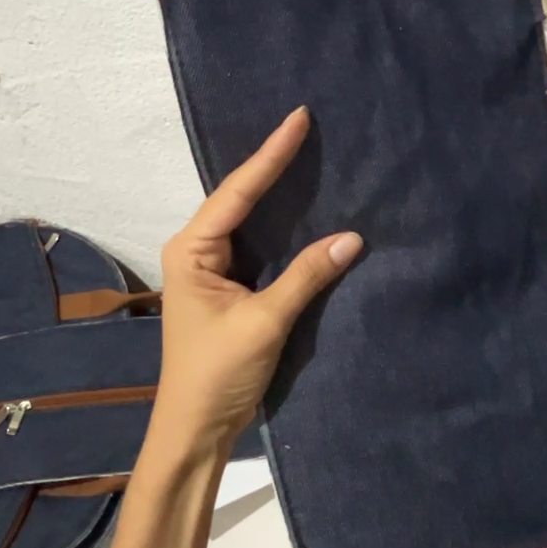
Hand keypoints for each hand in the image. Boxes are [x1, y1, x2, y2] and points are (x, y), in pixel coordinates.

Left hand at [153, 106, 360, 454]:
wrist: (198, 428)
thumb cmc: (218, 373)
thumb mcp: (264, 321)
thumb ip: (307, 276)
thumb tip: (353, 237)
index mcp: (193, 250)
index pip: (237, 192)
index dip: (271, 155)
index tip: (299, 118)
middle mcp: (200, 252)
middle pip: (242, 199)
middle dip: (274, 165)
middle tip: (309, 127)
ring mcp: (217, 271)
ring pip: (254, 223)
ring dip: (281, 196)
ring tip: (313, 158)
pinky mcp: (235, 291)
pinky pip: (265, 249)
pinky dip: (288, 231)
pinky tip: (311, 214)